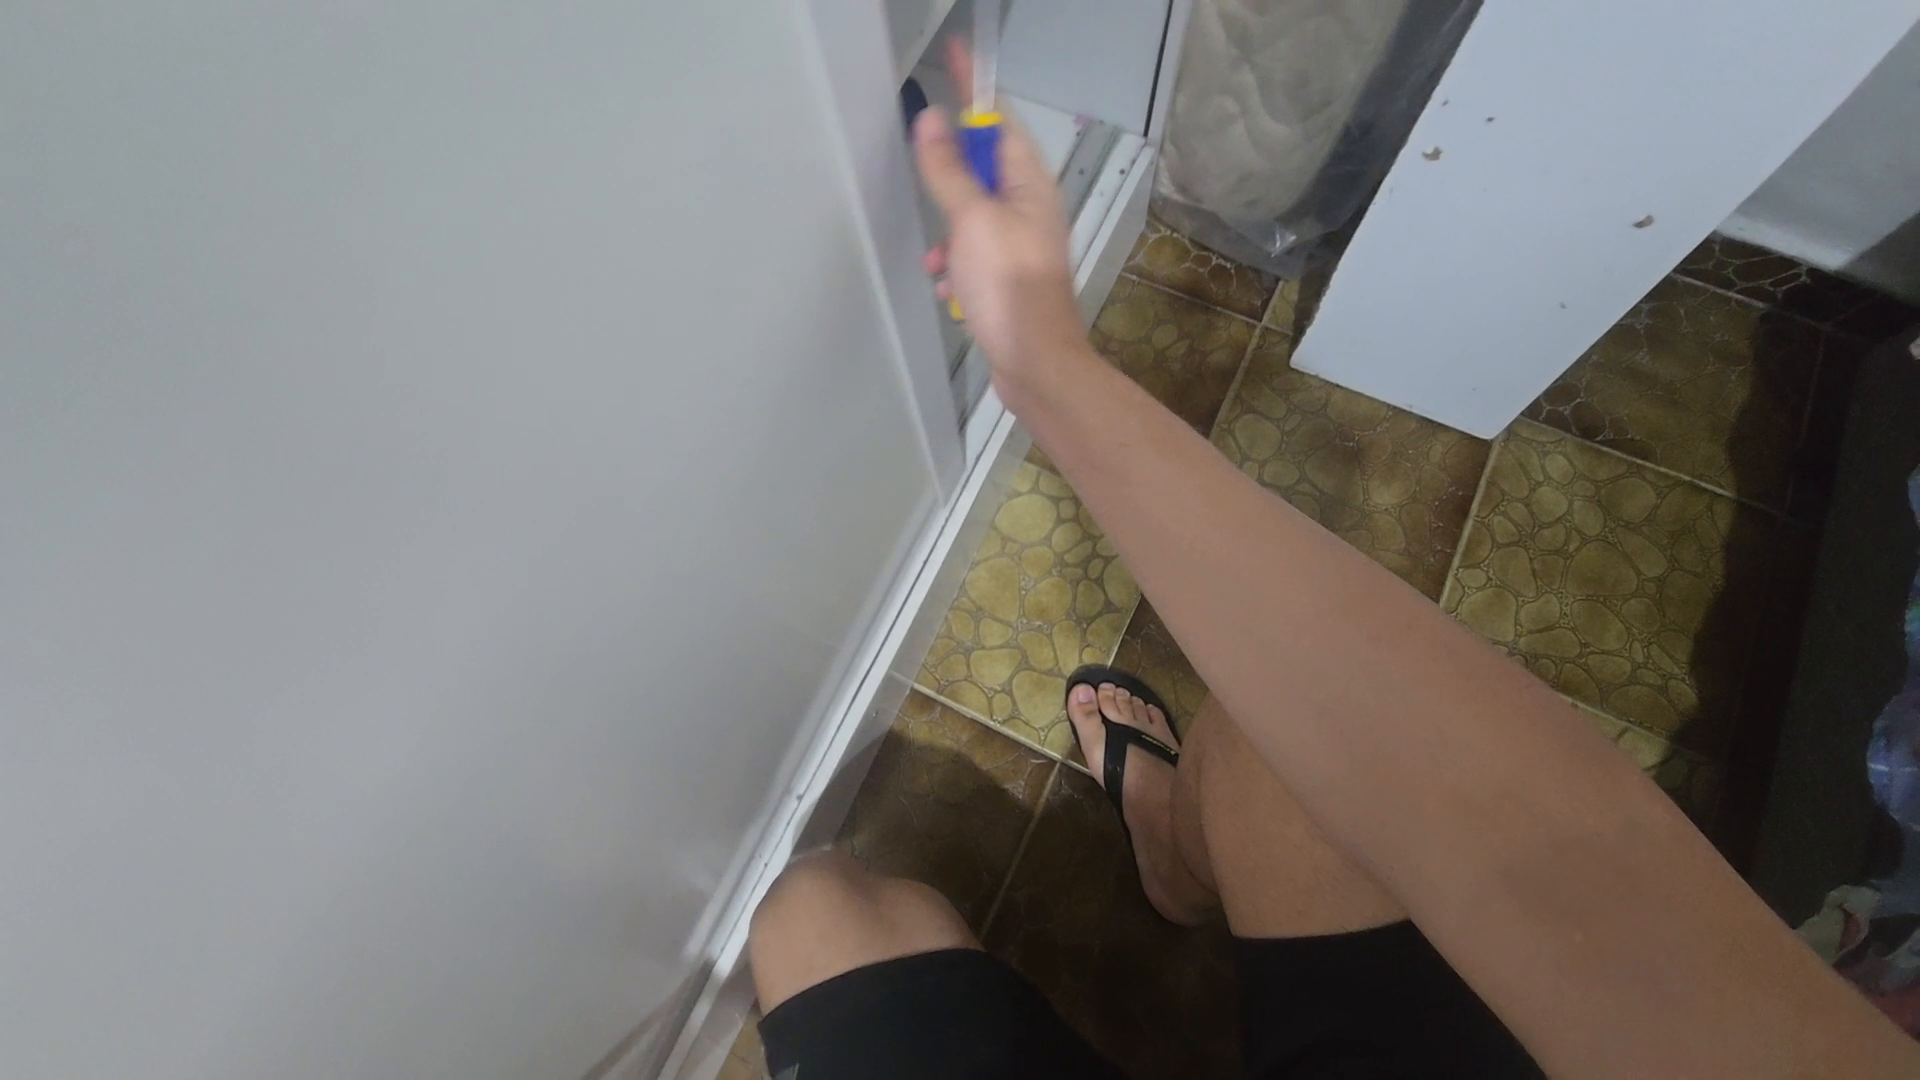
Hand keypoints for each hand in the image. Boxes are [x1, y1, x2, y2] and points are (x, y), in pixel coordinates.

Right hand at [913, 41, 1086, 401]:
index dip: (973, 89)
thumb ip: (951, 171)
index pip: (998, 121)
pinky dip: (955, 268)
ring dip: (947, 236)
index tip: (953, 55)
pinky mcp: (1006, 282)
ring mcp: (1019, 248)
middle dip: (950, 180)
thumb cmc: (1009, 289)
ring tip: (940, 260)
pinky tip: (948, 288)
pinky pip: (972, 258)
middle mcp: (1030, 210)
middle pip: (982, 171)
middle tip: (929, 183)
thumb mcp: (974, 222)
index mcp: (1031, 185)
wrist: (1034, 363)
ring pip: (970, 220)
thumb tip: (933, 121)